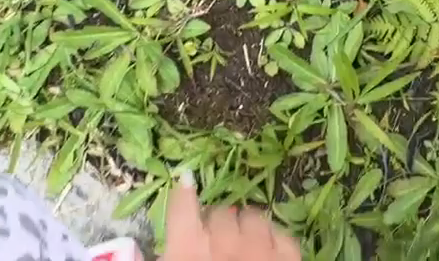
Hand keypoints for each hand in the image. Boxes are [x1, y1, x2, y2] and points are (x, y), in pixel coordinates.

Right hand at [160, 180, 300, 260]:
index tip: (184, 184)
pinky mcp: (289, 258)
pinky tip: (263, 251)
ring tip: (236, 247)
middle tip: (208, 246)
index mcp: (187, 254)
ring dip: (242, 229)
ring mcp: (260, 248)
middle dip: (212, 227)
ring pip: (251, 217)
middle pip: (218, 215)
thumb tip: (148, 256)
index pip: (182, 208)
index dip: (182, 197)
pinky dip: (269, 239)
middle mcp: (225, 241)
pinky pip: (279, 233)